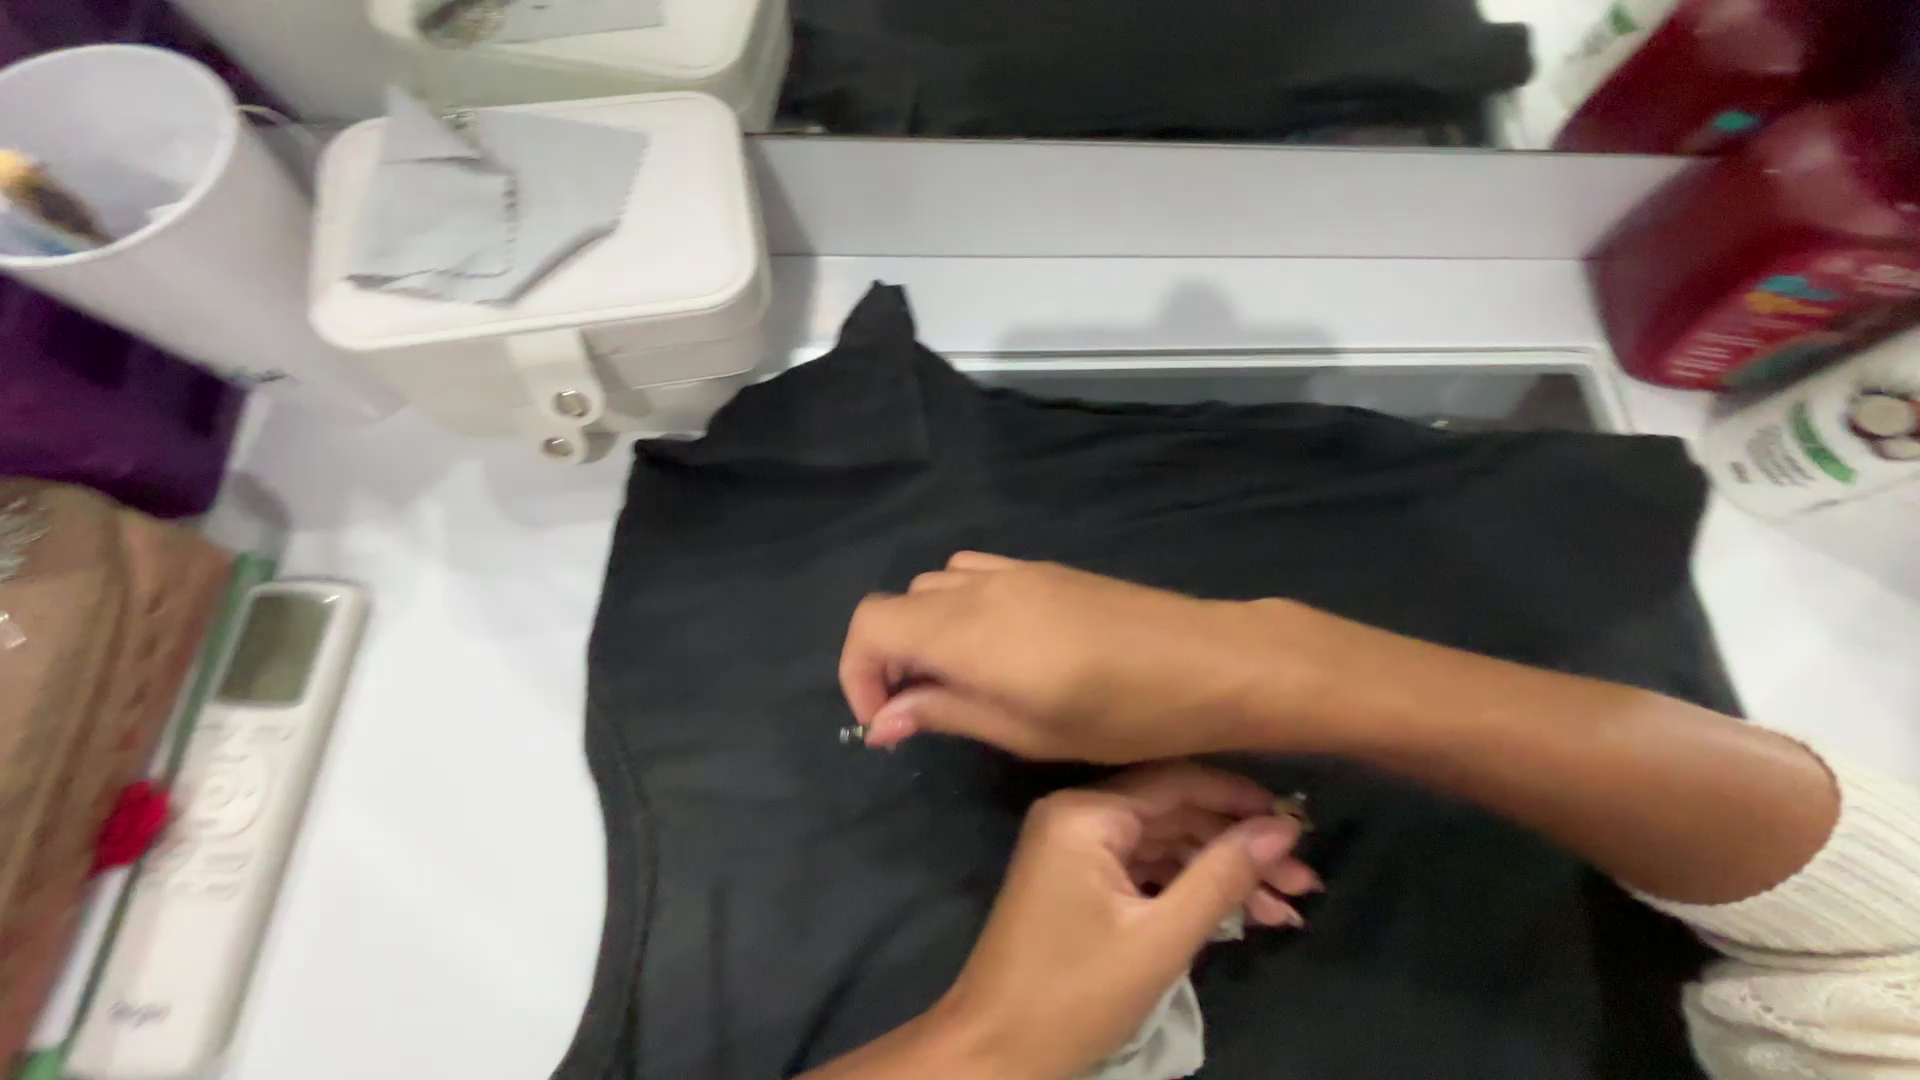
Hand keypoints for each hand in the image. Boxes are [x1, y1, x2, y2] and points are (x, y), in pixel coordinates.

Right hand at [840, 552, 1303, 761]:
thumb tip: (883, 721)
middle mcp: (980, 589)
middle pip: (897, 604)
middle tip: (923, 710)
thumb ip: (946, 712)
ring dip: (924, 630)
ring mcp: (1014, 572)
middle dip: (889, 657)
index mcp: (969, 631)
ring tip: (958, 681)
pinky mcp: (1043, 570)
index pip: (870, 624)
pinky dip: (957, 608)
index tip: (886, 720)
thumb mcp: (1026, 731)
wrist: (1208, 662)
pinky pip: (972, 576)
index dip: (858, 672)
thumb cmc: (1120, 715)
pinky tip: (997, 648)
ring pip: (933, 587)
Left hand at [928, 764, 1314, 1079]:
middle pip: (1172, 814)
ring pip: (1163, 845)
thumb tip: (1282, 829)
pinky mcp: (1078, 880)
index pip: (1175, 783)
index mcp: (1085, 812)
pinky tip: (1242, 915)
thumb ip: (1222, 876)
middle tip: (1304, 881)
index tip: (1299, 824)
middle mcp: (1077, 815)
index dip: (1239, 800)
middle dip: (1238, 846)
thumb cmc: (1076, 992)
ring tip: (1289, 907)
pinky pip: (1144, 869)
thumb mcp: (1161, 937)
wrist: (997, 1051)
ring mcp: (1075, 848)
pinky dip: (1188, 890)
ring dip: (1220, 872)